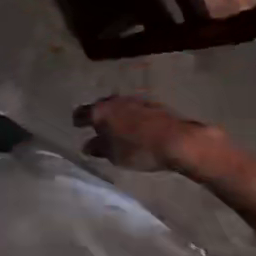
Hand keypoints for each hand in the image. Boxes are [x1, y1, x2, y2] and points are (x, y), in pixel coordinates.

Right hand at [75, 95, 231, 175]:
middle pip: (101, 106)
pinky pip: (135, 109)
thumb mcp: (114, 155)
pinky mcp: (153, 104)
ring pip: (119, 106)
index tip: (77, 126)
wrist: (178, 140)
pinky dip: (132, 117)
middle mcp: (114, 101)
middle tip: (99, 128)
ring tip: (119, 128)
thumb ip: (98, 148)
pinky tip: (137, 128)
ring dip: (117, 115)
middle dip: (98, 116)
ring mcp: (135, 100)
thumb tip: (87, 145)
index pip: (82, 113)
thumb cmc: (139, 149)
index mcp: (100, 111)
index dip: (78, 121)